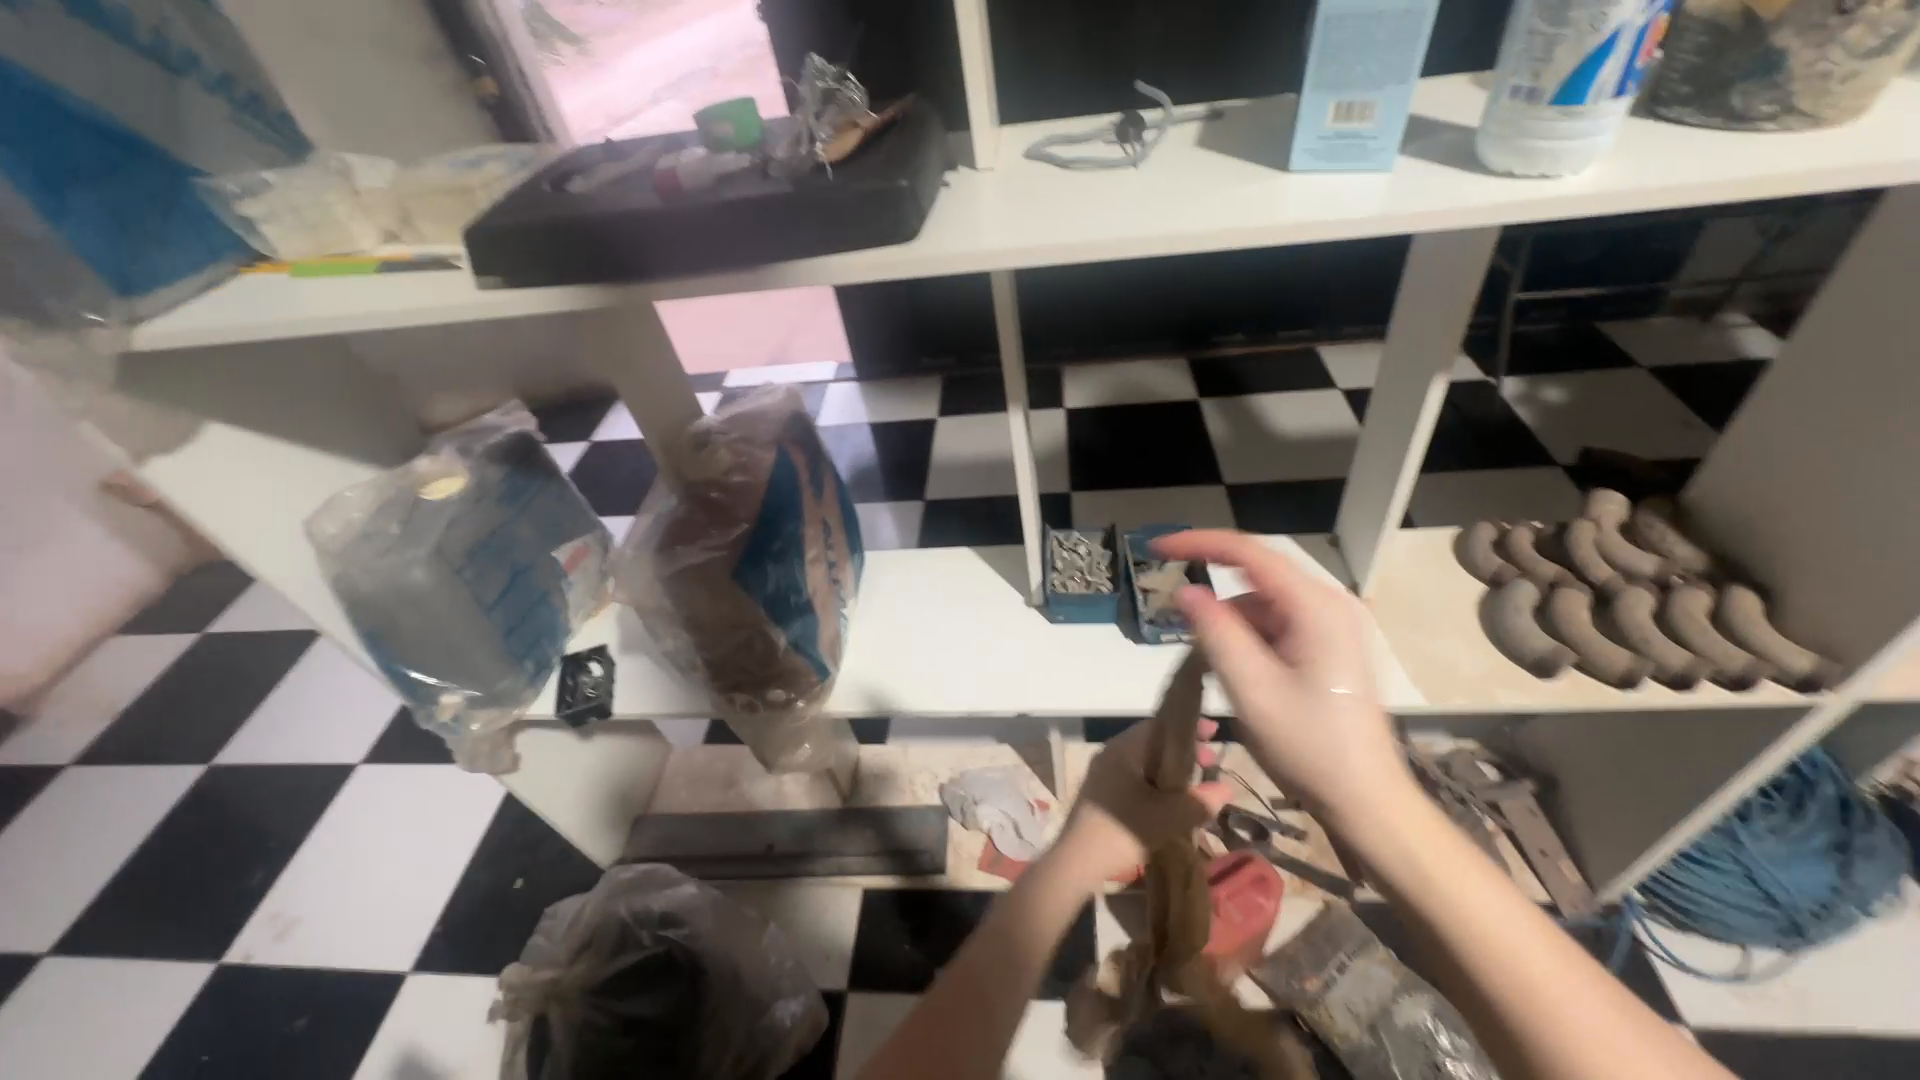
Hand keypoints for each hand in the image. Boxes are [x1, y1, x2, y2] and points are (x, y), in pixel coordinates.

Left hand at [1053, 720, 1231, 884]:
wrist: (1076, 863)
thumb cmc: (1121, 832)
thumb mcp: (1169, 818)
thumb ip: (1200, 801)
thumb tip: (1226, 789)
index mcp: (1122, 749)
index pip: (1159, 725)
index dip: (1188, 727)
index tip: (1213, 732)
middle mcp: (1110, 754)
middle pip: (1152, 742)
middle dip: (1183, 750)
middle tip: (1211, 762)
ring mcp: (1103, 774)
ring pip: (1144, 761)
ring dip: (1170, 768)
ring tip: (1195, 783)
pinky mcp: (1101, 793)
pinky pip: (1134, 776)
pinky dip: (1156, 781)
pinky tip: (1171, 800)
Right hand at [1152, 530, 1414, 828]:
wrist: (1365, 799)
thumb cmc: (1309, 746)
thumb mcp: (1251, 689)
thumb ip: (1215, 633)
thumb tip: (1186, 592)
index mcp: (1316, 607)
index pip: (1249, 554)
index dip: (1199, 544)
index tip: (1156, 548)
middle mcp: (1330, 605)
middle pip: (1258, 576)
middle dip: (1213, 588)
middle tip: (1173, 612)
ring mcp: (1333, 627)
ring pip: (1265, 604)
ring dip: (1230, 621)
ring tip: (1207, 660)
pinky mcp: (1329, 648)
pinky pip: (1278, 624)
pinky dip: (1249, 637)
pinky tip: (1235, 669)